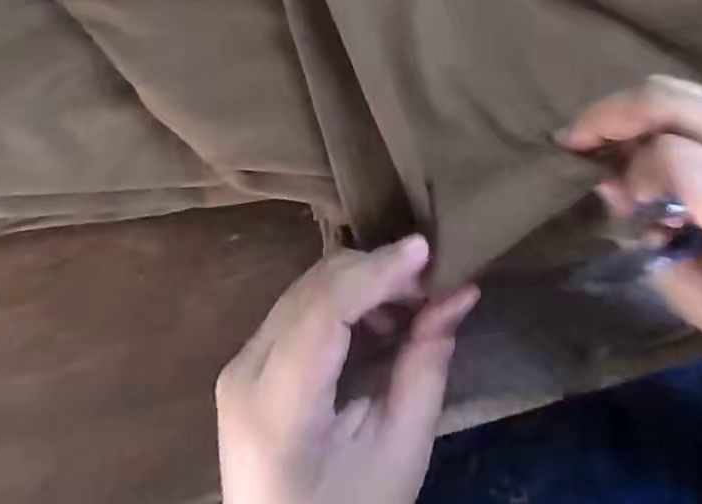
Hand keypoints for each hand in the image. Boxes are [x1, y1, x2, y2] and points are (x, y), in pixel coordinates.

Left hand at [216, 235, 480, 503]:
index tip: (426, 250)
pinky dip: (345, 296)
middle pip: (315, 287)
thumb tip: (460, 292)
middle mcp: (245, 370)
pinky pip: (301, 304)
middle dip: (378, 271)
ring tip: (411, 303)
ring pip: (308, 286)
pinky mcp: (249, 359)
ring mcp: (241, 362)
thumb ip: (427, 364)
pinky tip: (378, 318)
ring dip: (363, 280)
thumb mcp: (400, 450)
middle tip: (431, 282)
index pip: (324, 308)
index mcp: (276, 407)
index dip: (377, 270)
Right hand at [562, 76, 701, 400]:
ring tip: (604, 139)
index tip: (624, 211)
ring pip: (693, 92)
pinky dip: (665, 113)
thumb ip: (654, 243)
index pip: (678, 156)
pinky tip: (646, 141)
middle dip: (614, 112)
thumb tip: (614, 187)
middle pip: (680, 101)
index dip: (633, 174)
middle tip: (574, 138)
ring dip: (637, 108)